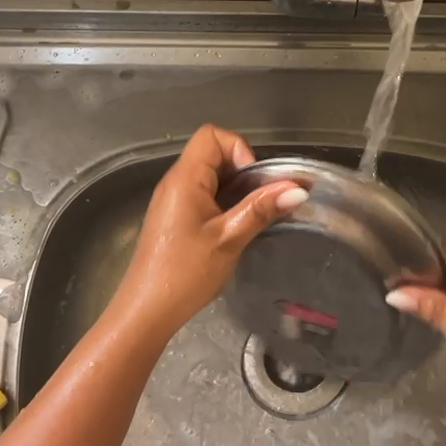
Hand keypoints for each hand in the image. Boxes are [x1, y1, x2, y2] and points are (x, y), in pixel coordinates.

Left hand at [109, 125, 306, 337]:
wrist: (148, 310)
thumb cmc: (186, 273)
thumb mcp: (229, 239)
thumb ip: (261, 210)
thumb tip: (298, 189)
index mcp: (184, 179)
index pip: (213, 136)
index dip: (240, 150)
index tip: (255, 182)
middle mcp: (176, 182)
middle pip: (213, 154)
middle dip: (244, 172)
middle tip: (262, 203)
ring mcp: (174, 201)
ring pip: (211, 177)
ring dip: (237, 190)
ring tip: (254, 217)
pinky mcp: (175, 218)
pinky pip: (204, 196)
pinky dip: (225, 204)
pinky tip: (237, 229)